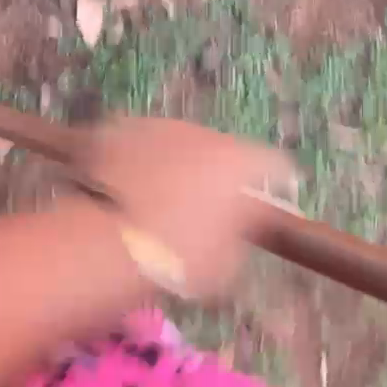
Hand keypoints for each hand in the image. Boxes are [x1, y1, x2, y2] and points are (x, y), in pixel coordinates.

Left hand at [78, 118, 294, 296]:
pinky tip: (129, 181)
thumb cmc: (179, 259)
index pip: (276, 165)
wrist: (109, 237)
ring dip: (178, 160)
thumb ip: (244, 228)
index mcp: (240, 161)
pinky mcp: (119, 126)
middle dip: (219, 170)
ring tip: (161, 195)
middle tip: (207, 203)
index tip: (268, 204)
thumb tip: (243, 218)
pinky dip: (140, 157)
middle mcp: (201, 132)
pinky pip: (141, 141)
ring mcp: (157, 125)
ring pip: (179, 141)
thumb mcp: (229, 261)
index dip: (276, 184)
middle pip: (222, 148)